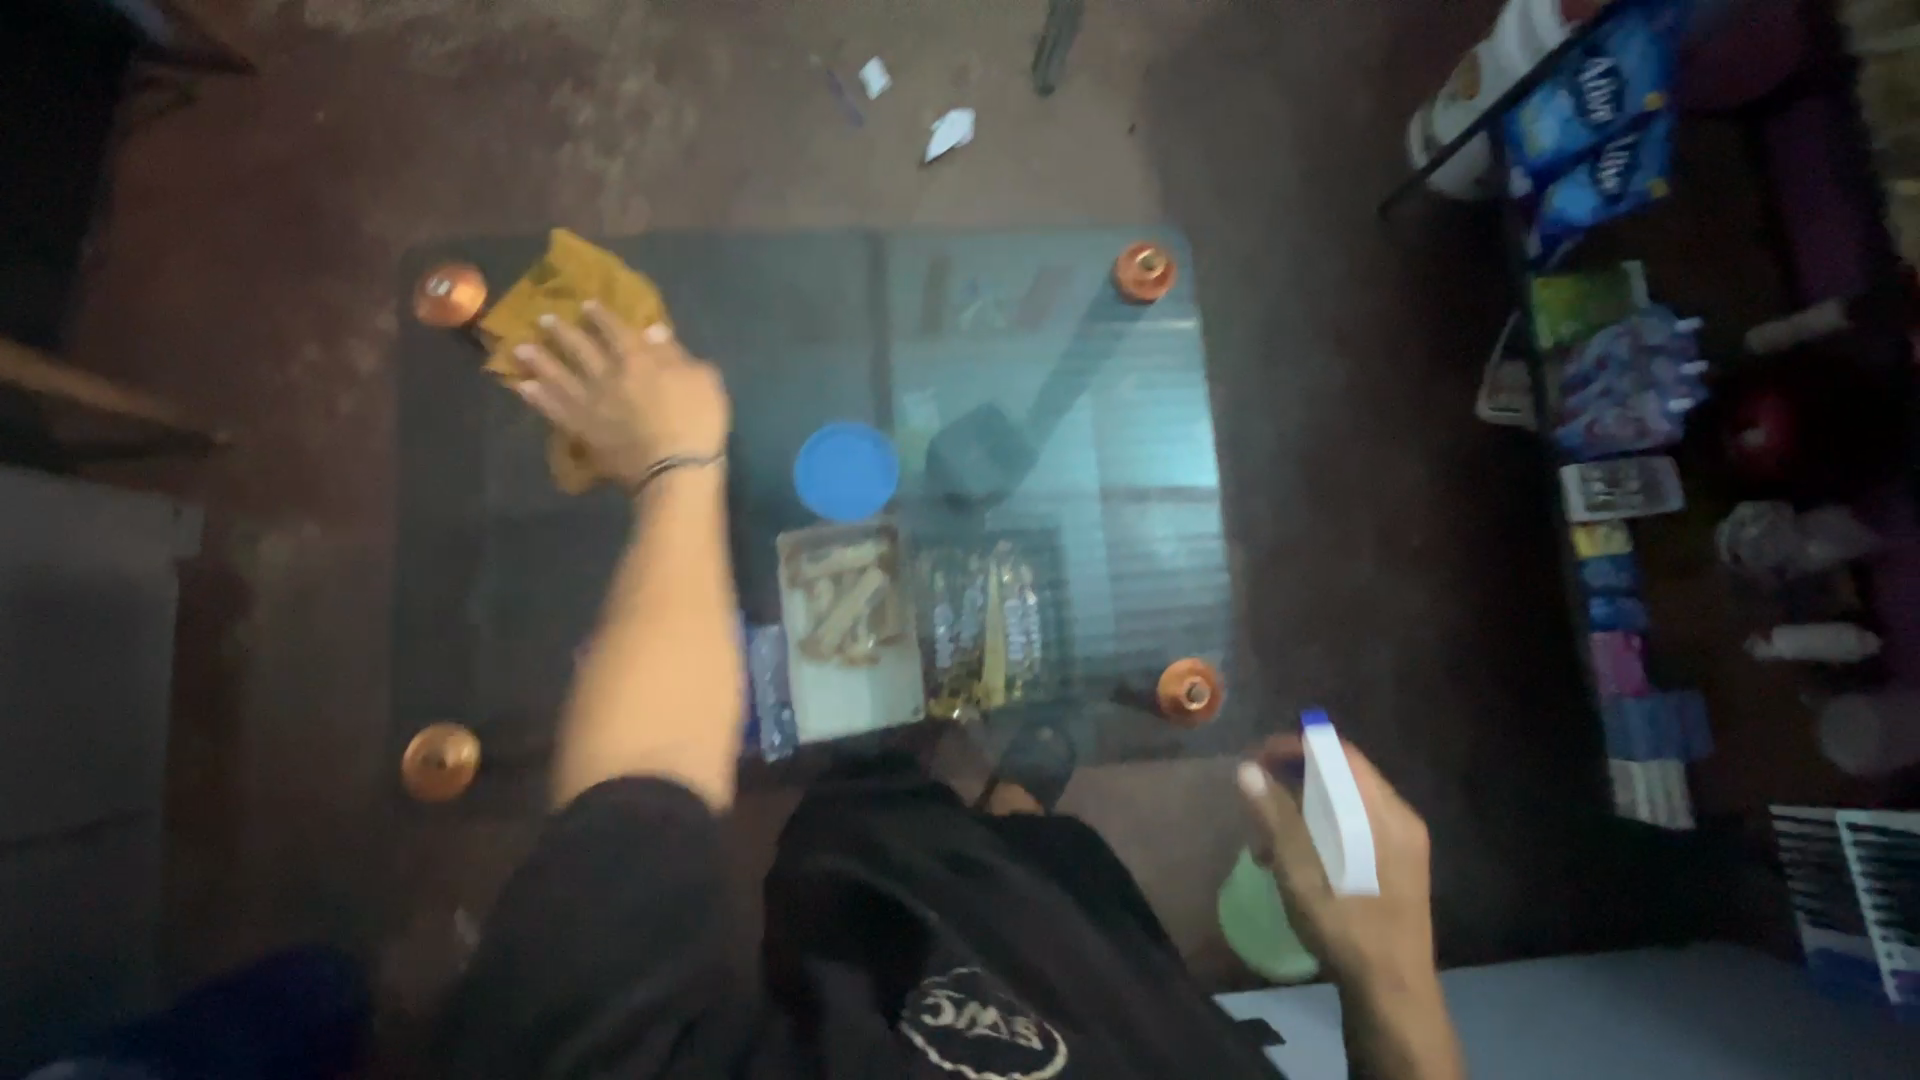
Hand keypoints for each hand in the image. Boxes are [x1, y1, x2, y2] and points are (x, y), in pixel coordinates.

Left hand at [511, 302, 730, 489]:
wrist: (675, 468)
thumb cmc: (699, 422)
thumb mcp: (704, 380)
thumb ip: (677, 354)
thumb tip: (653, 330)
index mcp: (640, 359)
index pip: (617, 330)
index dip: (602, 316)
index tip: (588, 304)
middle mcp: (608, 374)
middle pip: (581, 347)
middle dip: (564, 331)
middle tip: (546, 319)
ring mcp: (591, 402)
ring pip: (559, 374)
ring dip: (540, 360)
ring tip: (521, 347)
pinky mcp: (581, 429)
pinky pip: (553, 410)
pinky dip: (538, 398)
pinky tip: (524, 387)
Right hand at [1237, 735, 1435, 995]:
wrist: (1392, 993)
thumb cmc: (1346, 927)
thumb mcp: (1301, 872)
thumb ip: (1275, 816)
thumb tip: (1247, 768)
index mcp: (1384, 815)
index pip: (1340, 754)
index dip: (1296, 746)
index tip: (1257, 758)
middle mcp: (1398, 819)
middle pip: (1340, 775)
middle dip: (1291, 779)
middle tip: (1255, 799)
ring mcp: (1399, 842)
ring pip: (1343, 801)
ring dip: (1300, 807)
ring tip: (1266, 839)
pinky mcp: (1394, 863)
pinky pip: (1352, 824)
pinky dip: (1319, 827)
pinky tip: (1293, 858)